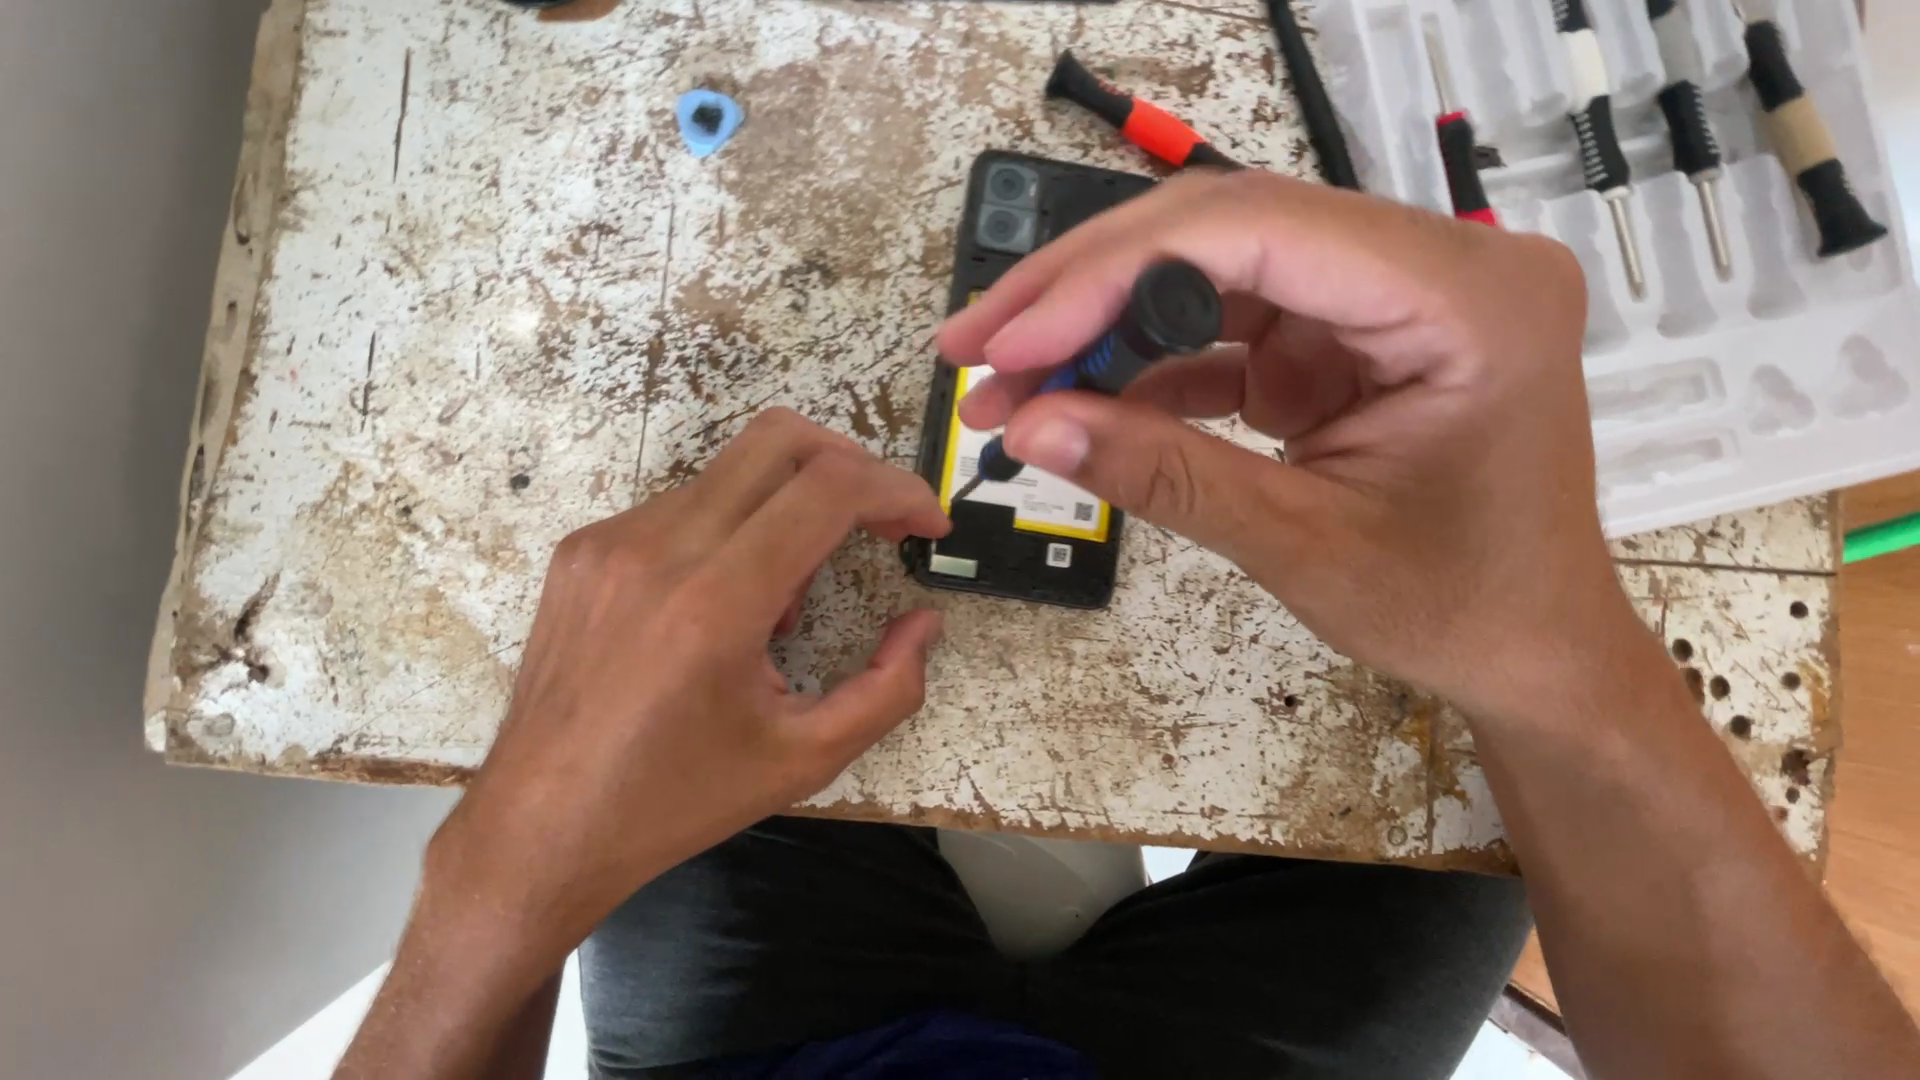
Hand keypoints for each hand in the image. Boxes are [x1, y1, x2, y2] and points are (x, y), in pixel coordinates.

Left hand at [431, 408, 950, 955]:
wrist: (539, 827)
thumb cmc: (678, 799)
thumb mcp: (806, 759)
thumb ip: (889, 689)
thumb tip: (923, 621)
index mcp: (716, 603)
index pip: (828, 489)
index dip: (898, 490)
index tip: (928, 524)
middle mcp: (658, 548)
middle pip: (781, 438)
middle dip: (853, 464)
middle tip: (880, 523)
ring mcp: (612, 539)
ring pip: (734, 472)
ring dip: (791, 509)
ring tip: (787, 599)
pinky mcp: (584, 548)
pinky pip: (685, 504)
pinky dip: (735, 530)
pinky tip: (725, 604)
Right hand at [939, 169, 1628, 722]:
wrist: (1527, 650)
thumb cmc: (1453, 608)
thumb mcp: (1299, 545)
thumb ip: (1163, 475)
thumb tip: (1026, 430)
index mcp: (1459, 296)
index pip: (1251, 233)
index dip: (1108, 278)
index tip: (1009, 344)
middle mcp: (1422, 266)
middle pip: (1216, 233)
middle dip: (1080, 292)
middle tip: (975, 346)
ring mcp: (1372, 300)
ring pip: (1202, 277)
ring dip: (1097, 333)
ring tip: (1006, 389)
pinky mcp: (1333, 341)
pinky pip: (1218, 332)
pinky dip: (1140, 371)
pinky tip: (1076, 409)